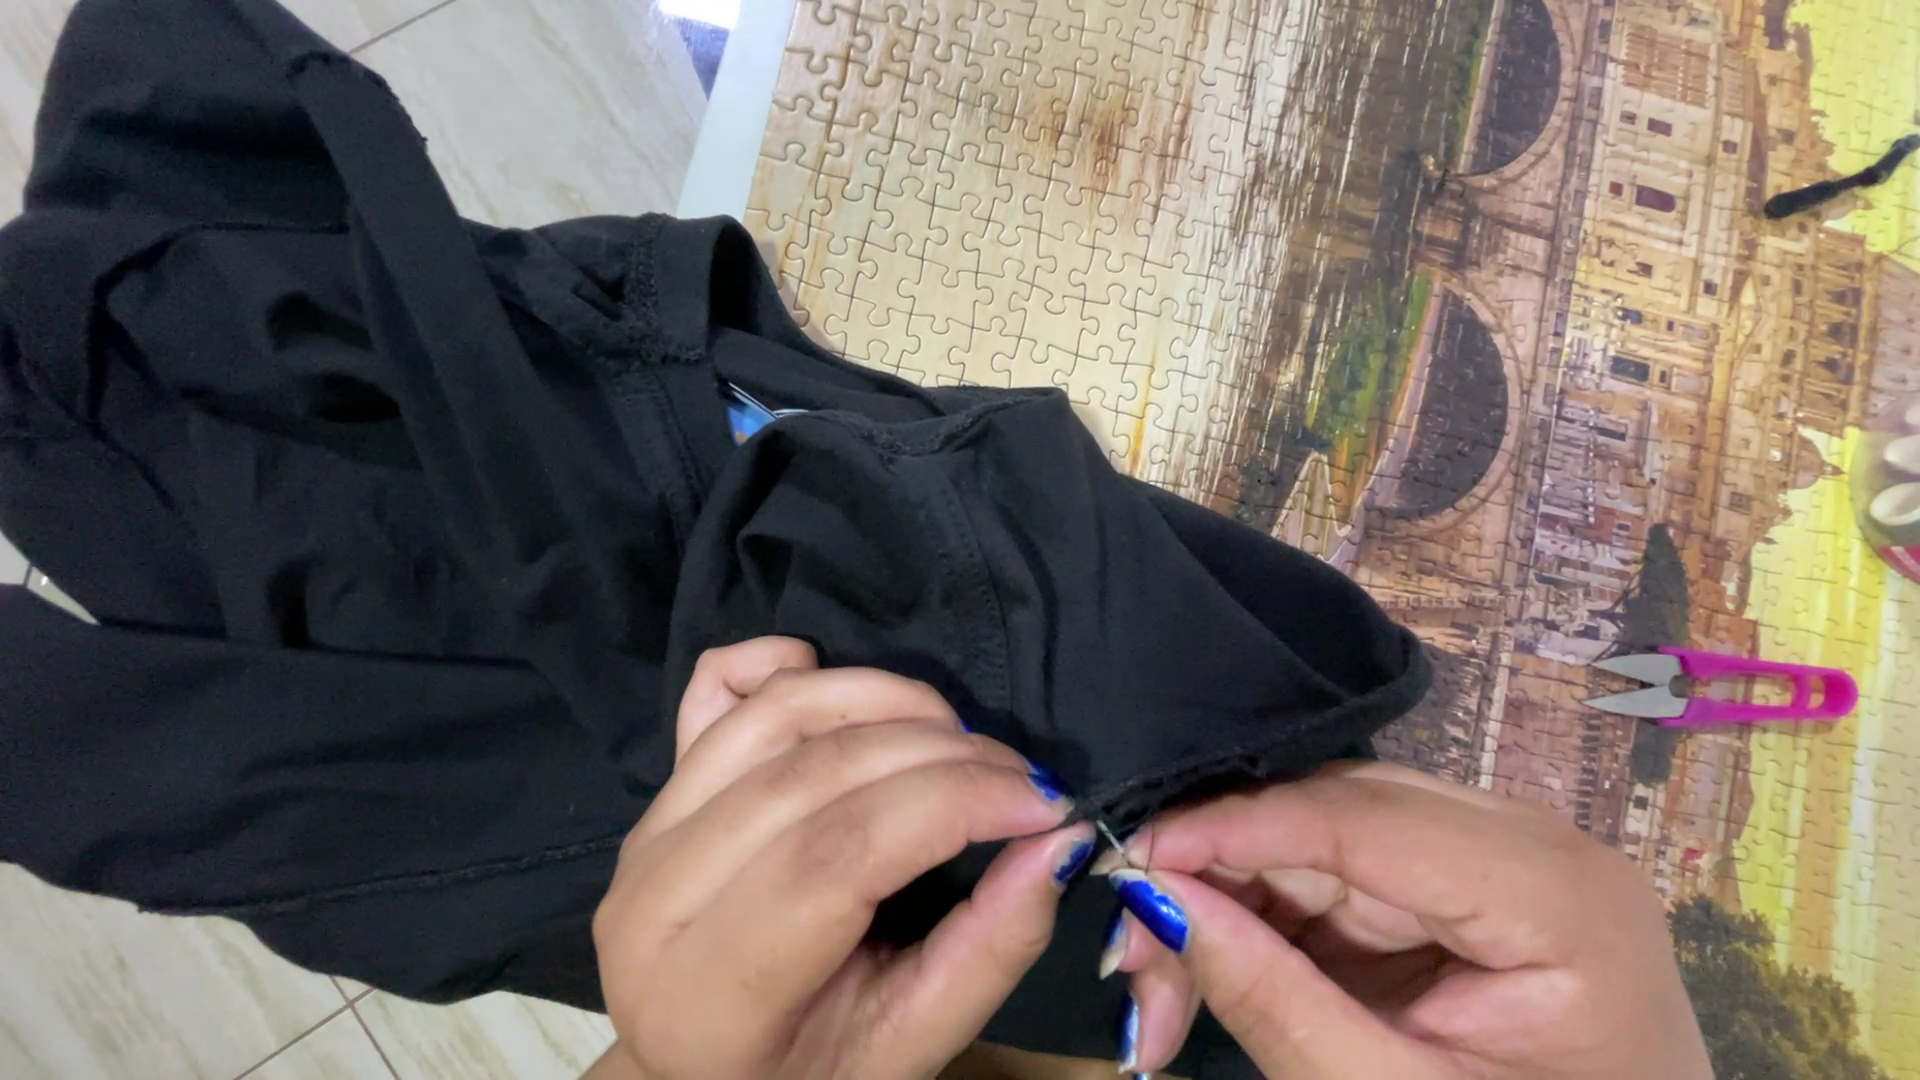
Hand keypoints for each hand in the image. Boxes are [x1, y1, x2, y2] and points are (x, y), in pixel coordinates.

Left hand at [589, 638, 1092, 1079]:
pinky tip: (844, 681)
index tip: (1042, 800)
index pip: (843, 852)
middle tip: (1019, 776)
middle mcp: (657, 891)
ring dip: (888, 698)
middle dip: (942, 752)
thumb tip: (1058, 842)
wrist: (697, 1062)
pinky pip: (719, 682)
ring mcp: (651, 823)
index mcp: (707, 989)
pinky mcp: (662, 780)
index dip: (956, 802)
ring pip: (780, 710)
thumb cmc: (808, 1068)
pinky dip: (790, 662)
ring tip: (957, 737)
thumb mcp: (910, 1043)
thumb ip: (989, 948)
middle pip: (817, 771)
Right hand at [1097, 762, 1712, 1078]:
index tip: (1131, 854)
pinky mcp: (1435, 879)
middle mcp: (1514, 840)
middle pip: (1319, 818)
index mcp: (1549, 892)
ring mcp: (1475, 852)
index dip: (1232, 827)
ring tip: (1155, 986)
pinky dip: (1254, 915)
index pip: (1356, 819)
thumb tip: (1150, 896)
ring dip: (1222, 898)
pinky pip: (1316, 869)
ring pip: (1301, 839)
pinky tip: (1204, 962)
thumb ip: (1271, 999)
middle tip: (1128, 948)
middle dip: (1215, 875)